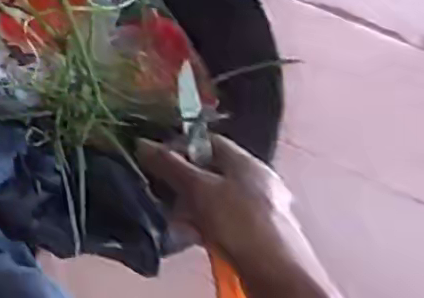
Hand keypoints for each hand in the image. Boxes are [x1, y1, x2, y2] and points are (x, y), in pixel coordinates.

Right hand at [135, 135, 340, 297]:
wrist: (282, 285)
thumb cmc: (241, 225)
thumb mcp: (199, 189)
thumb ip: (168, 164)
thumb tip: (141, 143)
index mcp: (247, 163)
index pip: (205, 140)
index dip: (177, 144)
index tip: (154, 156)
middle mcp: (255, 184)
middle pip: (207, 171)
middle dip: (180, 180)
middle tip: (159, 188)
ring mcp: (257, 214)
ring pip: (211, 199)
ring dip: (188, 206)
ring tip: (171, 215)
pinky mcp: (255, 241)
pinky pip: (220, 223)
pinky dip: (202, 226)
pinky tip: (188, 234)